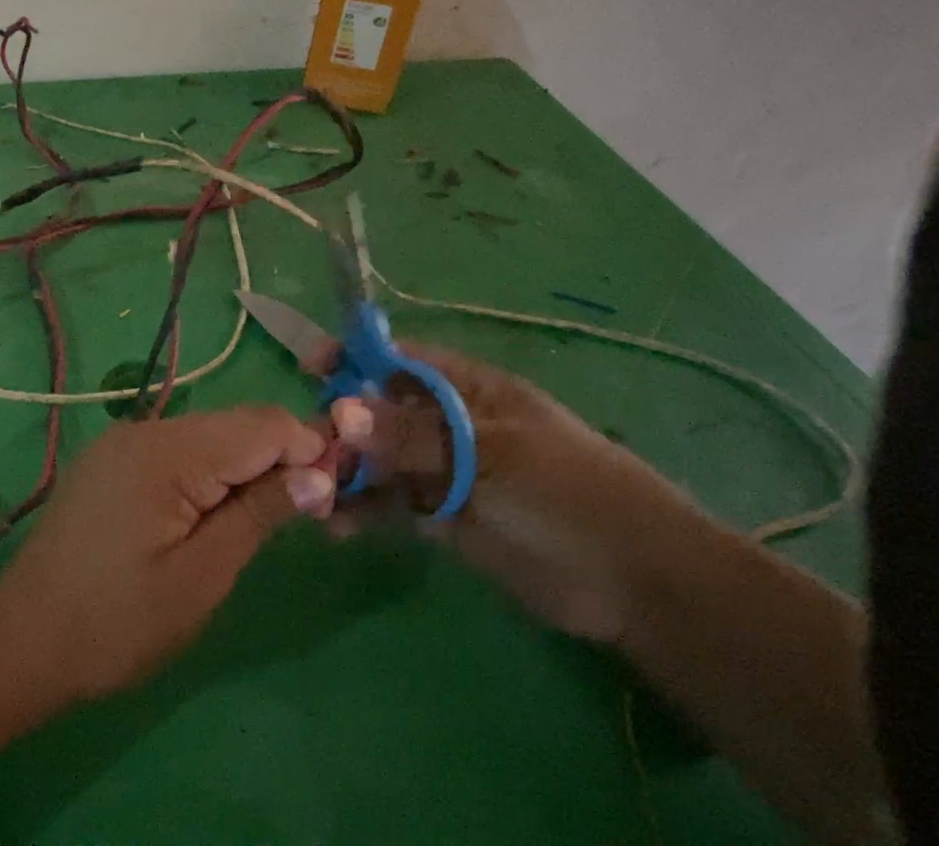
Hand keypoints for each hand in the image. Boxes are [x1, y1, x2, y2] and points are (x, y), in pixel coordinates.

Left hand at [0, 407, 331, 701]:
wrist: (23, 641)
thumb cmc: (116, 622)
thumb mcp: (201, 576)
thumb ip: (259, 514)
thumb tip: (320, 474)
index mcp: (166, 451)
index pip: (262, 425)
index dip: (310, 450)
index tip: (339, 494)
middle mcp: (141, 431)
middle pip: (235, 425)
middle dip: (281, 457)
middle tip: (310, 513)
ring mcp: (119, 445)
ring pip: (207, 438)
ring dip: (246, 468)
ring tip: (269, 519)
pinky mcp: (109, 466)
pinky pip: (176, 454)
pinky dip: (209, 475)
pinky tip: (218, 514)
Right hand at [304, 345, 711, 644]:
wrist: (632, 581)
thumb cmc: (568, 493)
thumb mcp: (491, 454)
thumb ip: (412, 435)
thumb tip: (339, 410)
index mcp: (470, 391)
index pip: (401, 360)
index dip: (356, 357)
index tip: (308, 367)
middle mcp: (450, 426)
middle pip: (378, 414)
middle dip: (340, 428)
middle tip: (306, 454)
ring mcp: (445, 472)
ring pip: (378, 463)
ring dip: (345, 475)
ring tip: (315, 499)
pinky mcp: (441, 518)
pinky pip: (388, 505)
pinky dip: (360, 511)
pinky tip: (337, 527)